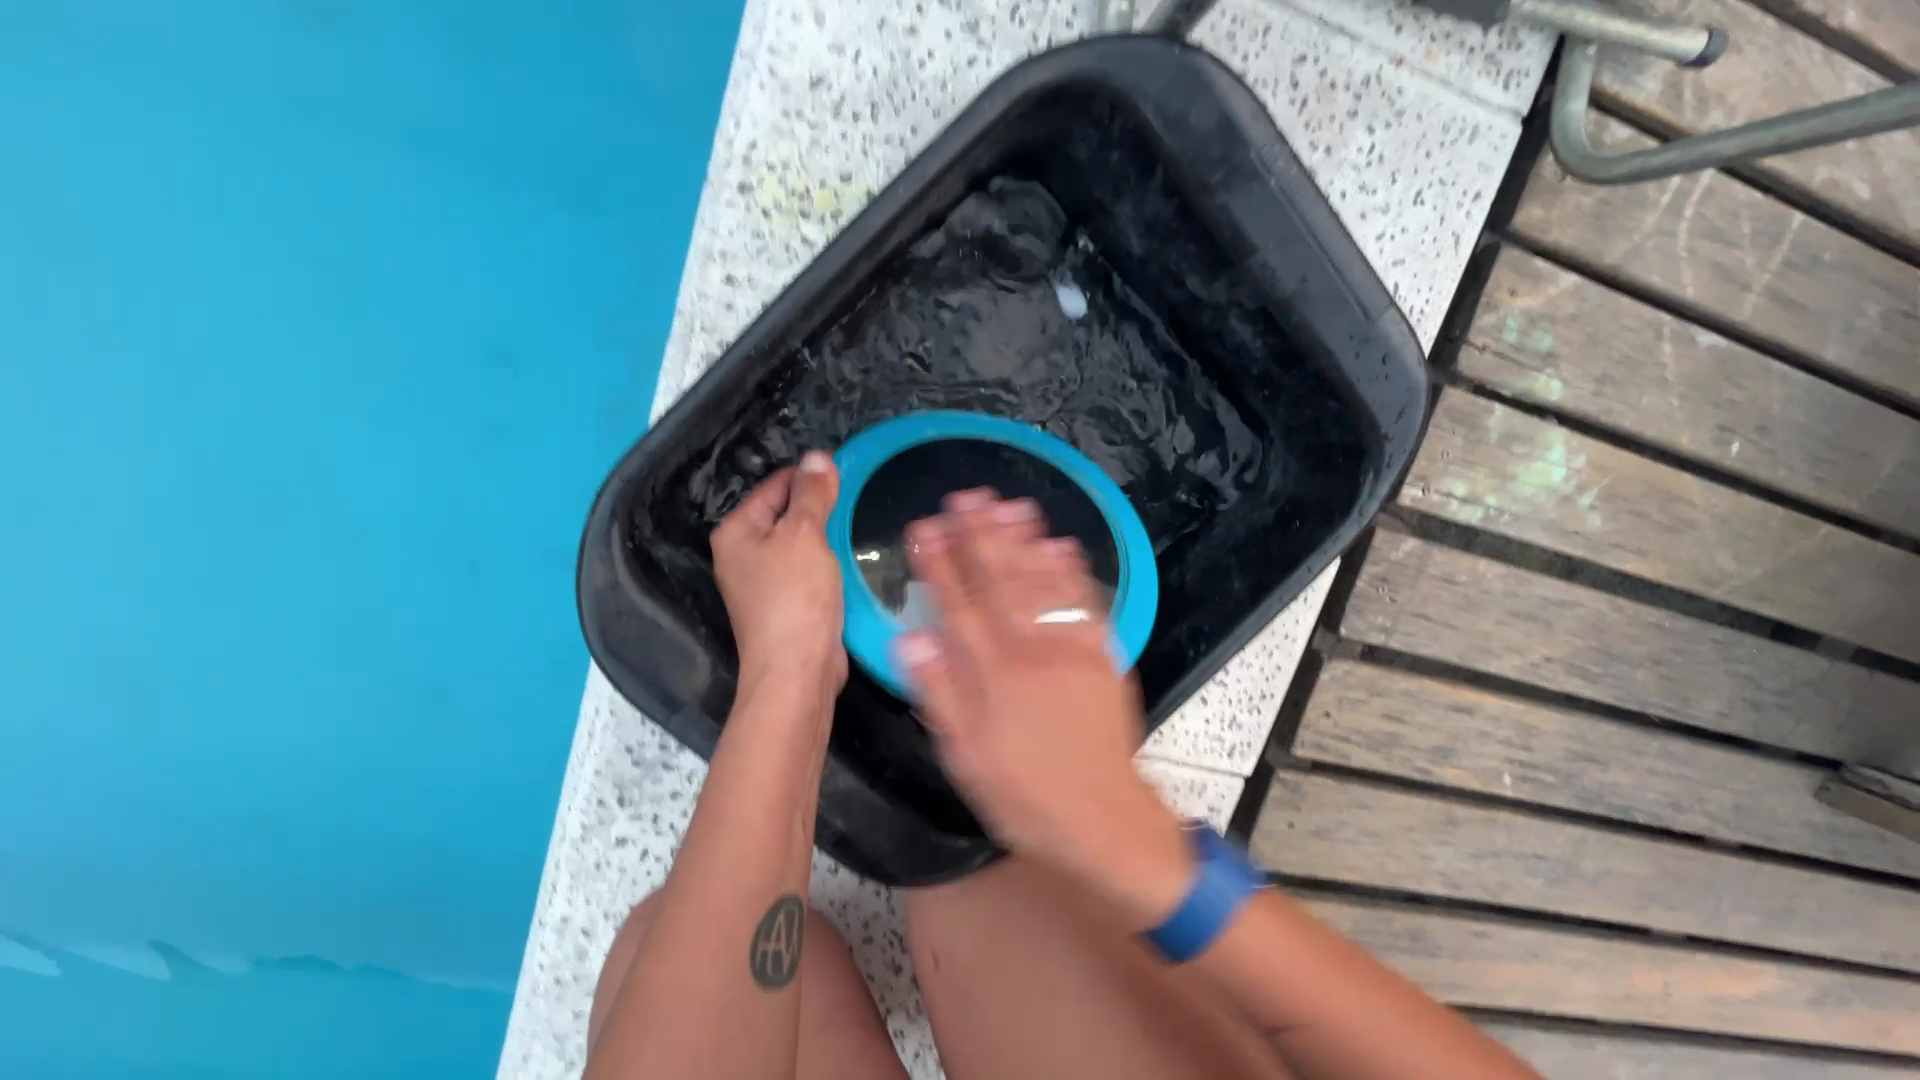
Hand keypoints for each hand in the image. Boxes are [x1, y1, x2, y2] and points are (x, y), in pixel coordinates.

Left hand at [711, 451, 847, 699]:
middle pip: (786, 514)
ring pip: (800, 544)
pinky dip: (827, 564)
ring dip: (827, 538)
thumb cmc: (795, 597)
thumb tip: (817, 458)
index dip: (810, 476)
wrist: (797, 670)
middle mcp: (742, 555)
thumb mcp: (805, 535)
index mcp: (736, 532)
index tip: (845, 472)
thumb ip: (812, 494)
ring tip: (858, 527)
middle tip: (857, 500)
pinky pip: (808, 571)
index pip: (775, 485)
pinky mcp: (785, 605)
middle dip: (820, 508)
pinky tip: (850, 562)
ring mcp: (762, 583)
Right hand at [897, 490, 1193, 928]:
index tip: (922, 528)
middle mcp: (1031, 652)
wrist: (1103, 819)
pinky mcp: (1103, 656)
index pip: (957, 605)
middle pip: (999, 582)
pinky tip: (1059, 543)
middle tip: (963, 496)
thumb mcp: (966, 758)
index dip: (938, 563)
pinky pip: (1086, 604)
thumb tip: (911, 638)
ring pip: (1042, 583)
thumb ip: (939, 694)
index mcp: (992, 675)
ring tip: (1004, 503)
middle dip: (978, 535)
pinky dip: (1072, 571)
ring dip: (1022, 540)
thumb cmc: (1025, 796)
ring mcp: (1071, 650)